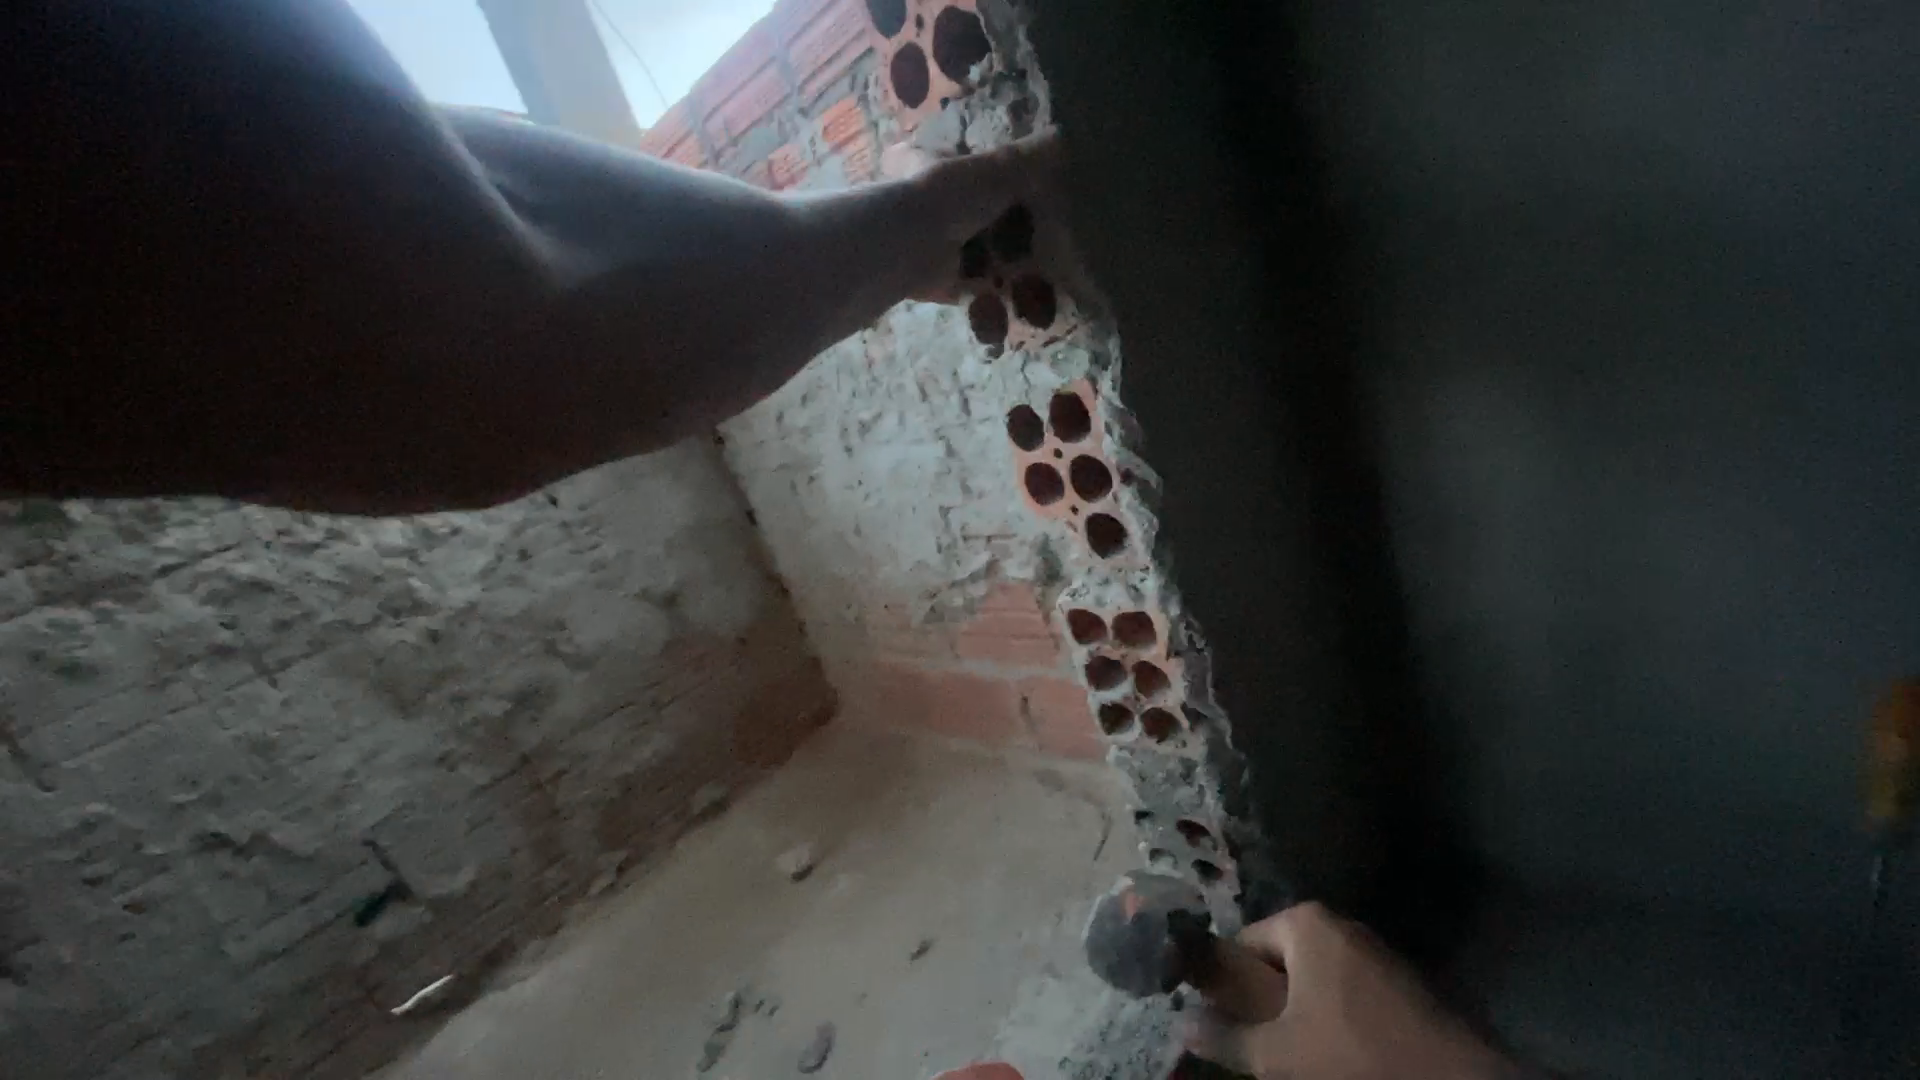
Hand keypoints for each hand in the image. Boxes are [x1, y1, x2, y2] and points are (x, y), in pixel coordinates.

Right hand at [1185, 902, 1509, 1079]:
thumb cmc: (1357, 1058)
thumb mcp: (1280, 1056)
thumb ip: (1226, 1038)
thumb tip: (1183, 1024)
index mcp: (1305, 924)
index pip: (1245, 943)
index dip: (1232, 985)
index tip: (1233, 1024)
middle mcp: (1339, 924)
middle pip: (1281, 960)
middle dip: (1270, 1002)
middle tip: (1269, 1046)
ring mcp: (1375, 951)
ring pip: (1316, 979)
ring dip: (1304, 1014)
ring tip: (1305, 1056)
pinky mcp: (1404, 982)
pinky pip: (1350, 993)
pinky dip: (1338, 1019)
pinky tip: (1344, 1056)